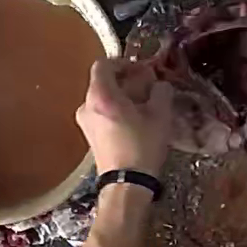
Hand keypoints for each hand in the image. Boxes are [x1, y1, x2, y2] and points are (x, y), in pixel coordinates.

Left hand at [76, 58, 174, 176]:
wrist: (127, 184)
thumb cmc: (143, 145)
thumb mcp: (160, 115)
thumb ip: (161, 92)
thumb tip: (160, 85)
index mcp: (101, 95)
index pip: (103, 64)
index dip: (122, 62)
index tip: (140, 70)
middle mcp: (86, 106)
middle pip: (103, 82)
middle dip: (125, 81)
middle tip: (147, 87)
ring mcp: (85, 123)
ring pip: (102, 99)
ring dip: (121, 97)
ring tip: (143, 106)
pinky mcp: (89, 137)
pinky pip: (101, 114)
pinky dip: (115, 111)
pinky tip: (134, 123)